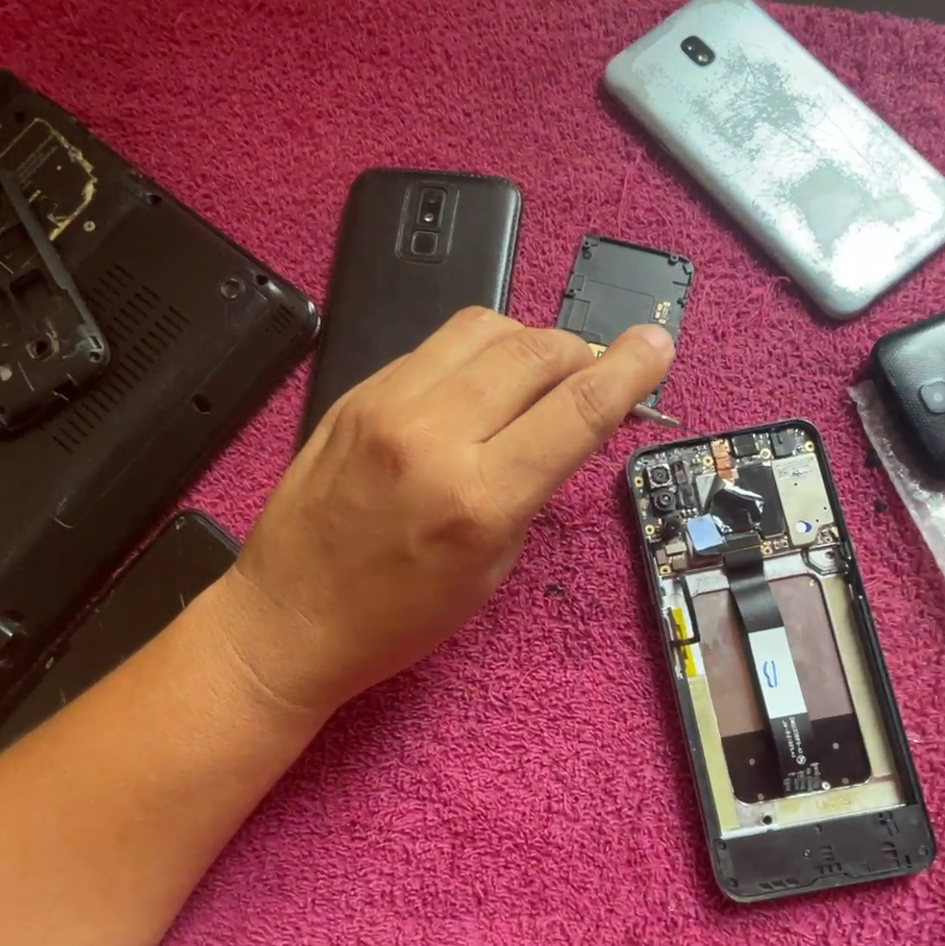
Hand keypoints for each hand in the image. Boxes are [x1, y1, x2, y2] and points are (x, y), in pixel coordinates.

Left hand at [214, 307, 674, 715]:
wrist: (288, 618)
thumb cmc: (397, 618)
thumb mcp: (491, 569)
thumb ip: (532, 487)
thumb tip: (564, 425)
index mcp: (480, 498)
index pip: (575, 410)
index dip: (629, 371)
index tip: (656, 347)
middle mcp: (435, 436)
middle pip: (535, 351)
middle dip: (581, 352)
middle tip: (593, 375)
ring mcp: (387, 405)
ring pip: (485, 328)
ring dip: (529, 343)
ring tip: (536, 376)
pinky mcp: (356, 393)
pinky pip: (435, 346)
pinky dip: (475, 354)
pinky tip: (478, 384)